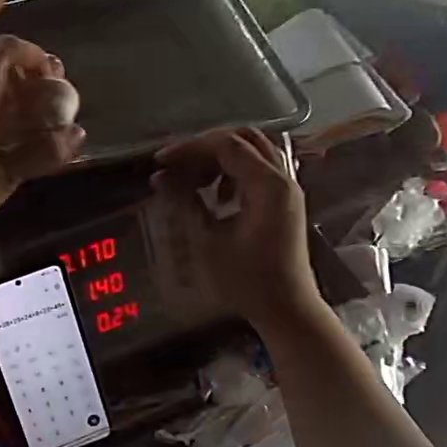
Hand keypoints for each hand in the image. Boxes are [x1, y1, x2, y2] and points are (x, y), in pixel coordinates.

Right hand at [151, 127, 322, 330]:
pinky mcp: (282, 201)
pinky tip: (214, 196)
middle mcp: (282, 178)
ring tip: (192, 181)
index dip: (190, 148)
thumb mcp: (209, 241)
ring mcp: (286, 189)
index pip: (226, 145)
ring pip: (252, 151)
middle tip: (175, 165)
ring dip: (218, 159)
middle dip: (205, 147)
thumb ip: (185, 202)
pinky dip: (232, 172)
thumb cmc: (247, 280)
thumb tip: (160, 178)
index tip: (160, 162)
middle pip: (243, 139)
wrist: (286, 307)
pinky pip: (257, 169)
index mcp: (268, 185)